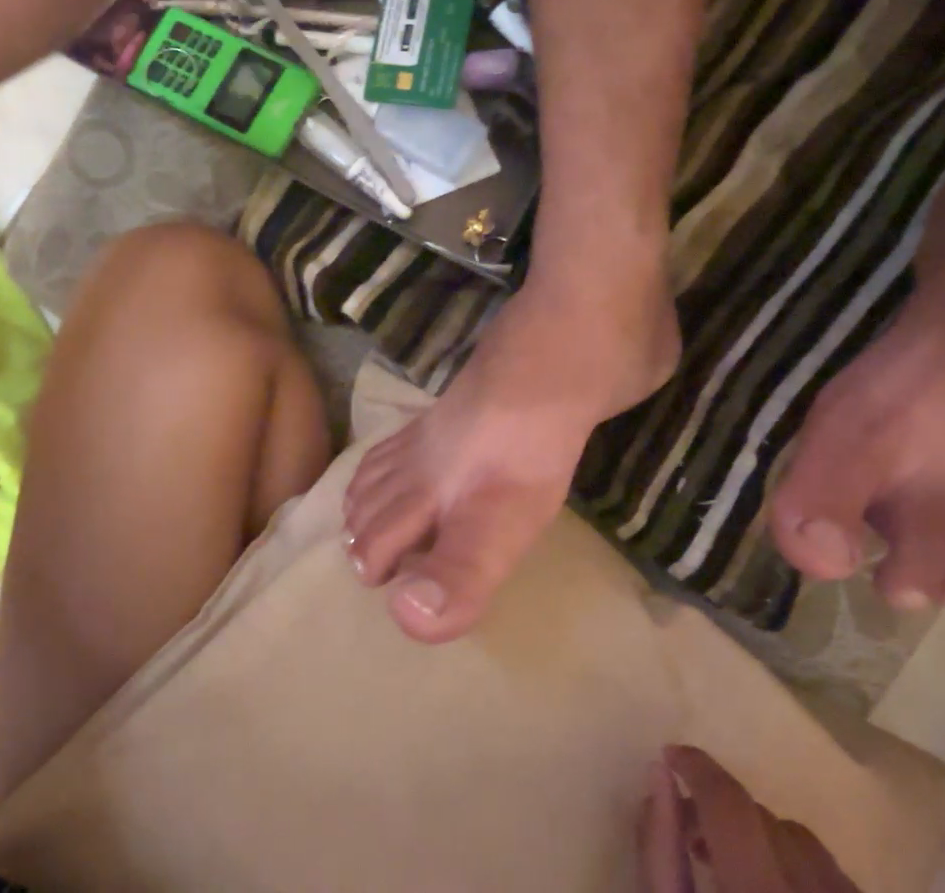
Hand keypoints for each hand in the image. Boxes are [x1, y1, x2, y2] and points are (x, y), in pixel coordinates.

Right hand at [345, 279, 679, 641]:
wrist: (578, 326)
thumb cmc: (546, 429)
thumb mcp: (511, 515)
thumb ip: (461, 572)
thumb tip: (406, 619)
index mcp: (431, 485)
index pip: (381, 530)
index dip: (377, 562)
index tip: (387, 589)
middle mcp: (430, 452)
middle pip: (378, 490)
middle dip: (367, 529)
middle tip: (378, 562)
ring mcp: (452, 415)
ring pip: (397, 457)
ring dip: (378, 490)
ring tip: (383, 514)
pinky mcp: (479, 389)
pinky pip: (426, 427)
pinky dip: (408, 450)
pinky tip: (433, 449)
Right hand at [640, 746, 858, 891]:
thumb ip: (660, 850)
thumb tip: (659, 775)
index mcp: (760, 888)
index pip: (730, 805)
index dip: (697, 769)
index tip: (668, 755)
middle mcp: (814, 888)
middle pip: (766, 820)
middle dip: (721, 813)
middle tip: (689, 836)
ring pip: (805, 842)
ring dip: (762, 839)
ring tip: (731, 869)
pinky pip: (835, 872)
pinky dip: (799, 865)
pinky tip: (774, 888)